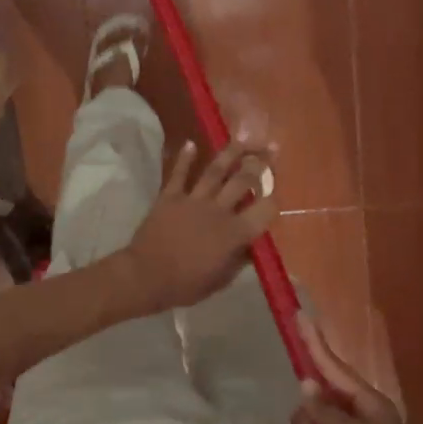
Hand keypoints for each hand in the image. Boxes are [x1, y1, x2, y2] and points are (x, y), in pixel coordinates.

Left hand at [116, 140, 277, 312]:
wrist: (147, 275)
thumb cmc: (186, 284)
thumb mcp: (221, 279)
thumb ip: (239, 259)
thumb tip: (252, 245)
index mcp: (235, 233)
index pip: (265, 209)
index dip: (274, 200)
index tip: (276, 192)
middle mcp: (218, 210)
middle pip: (243, 181)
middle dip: (259, 164)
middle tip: (268, 150)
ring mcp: (193, 199)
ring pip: (215, 171)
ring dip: (230, 153)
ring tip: (242, 139)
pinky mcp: (170, 196)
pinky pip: (178, 173)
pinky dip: (185, 157)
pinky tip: (191, 143)